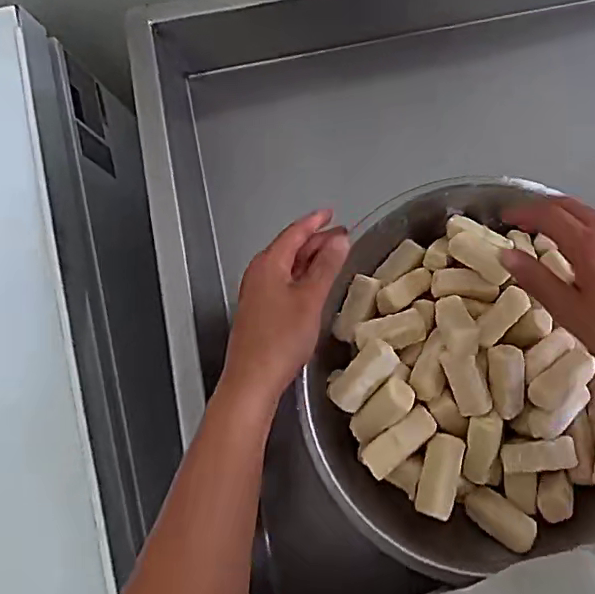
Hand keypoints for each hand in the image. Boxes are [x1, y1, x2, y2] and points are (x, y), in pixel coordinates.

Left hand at [220, 210, 350, 400]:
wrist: (252, 380)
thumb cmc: (281, 340)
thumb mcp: (310, 299)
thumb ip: (326, 266)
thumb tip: (340, 240)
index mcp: (268, 265)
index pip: (294, 233)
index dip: (315, 221)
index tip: (331, 213)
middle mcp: (259, 274)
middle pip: (290, 248)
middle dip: (316, 239)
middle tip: (341, 235)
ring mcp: (258, 293)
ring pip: (288, 265)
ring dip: (311, 258)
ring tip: (334, 255)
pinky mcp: (261, 310)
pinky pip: (285, 281)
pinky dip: (303, 275)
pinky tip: (316, 283)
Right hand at [499, 197, 594, 376]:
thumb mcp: (568, 310)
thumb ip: (536, 279)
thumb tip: (508, 255)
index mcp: (588, 244)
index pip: (549, 214)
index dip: (524, 212)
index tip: (506, 218)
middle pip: (567, 205)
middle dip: (539, 208)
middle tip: (520, 220)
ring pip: (585, 212)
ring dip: (560, 214)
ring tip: (541, 231)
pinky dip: (578, 223)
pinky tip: (574, 246)